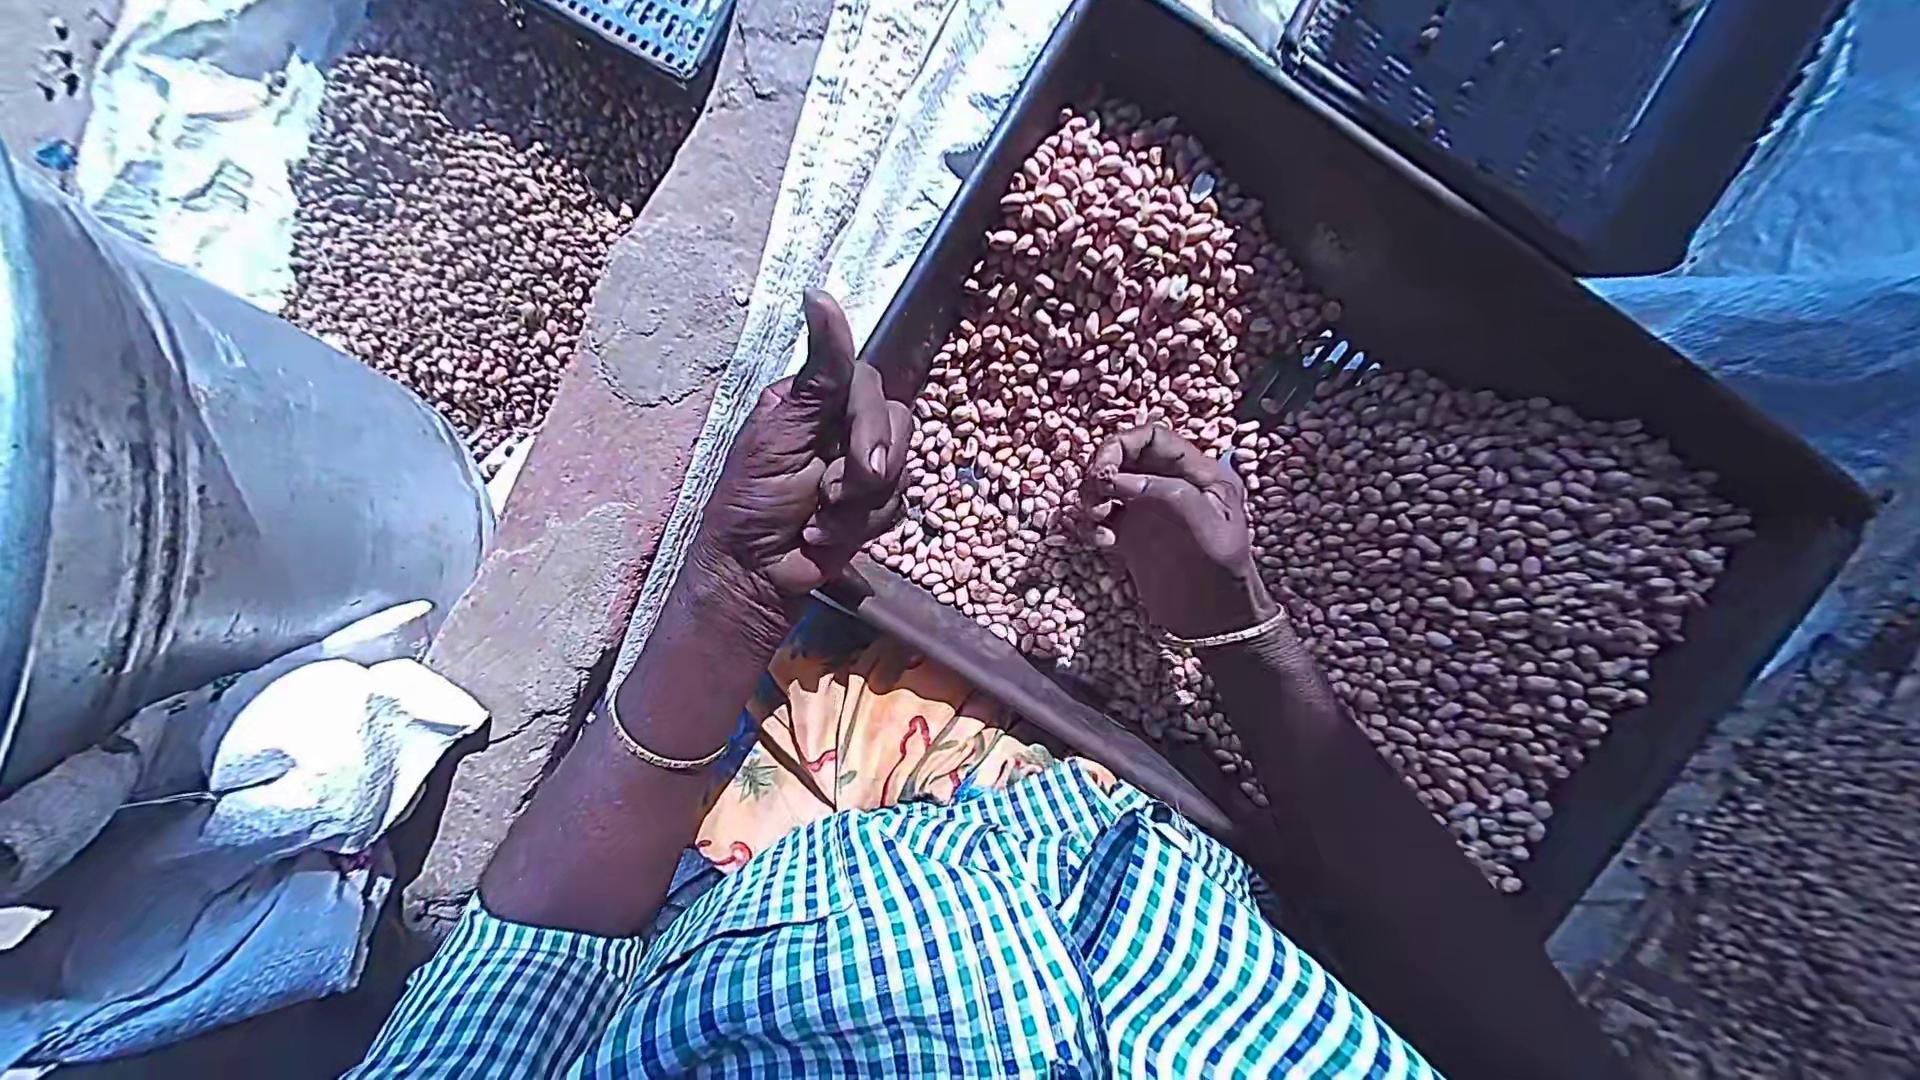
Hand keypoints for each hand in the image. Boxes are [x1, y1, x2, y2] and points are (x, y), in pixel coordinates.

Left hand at [691, 290, 912, 619]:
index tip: (855, 460)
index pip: (869, 384)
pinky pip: (900, 502)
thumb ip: (817, 376)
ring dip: (860, 503)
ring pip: (903, 466)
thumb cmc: (753, 503)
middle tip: (829, 495)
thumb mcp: (780, 435)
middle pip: (896, 422)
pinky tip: (828, 533)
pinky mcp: (875, 502)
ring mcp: (860, 464)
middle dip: (866, 469)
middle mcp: (842, 426)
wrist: (756, 575)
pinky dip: (866, 524)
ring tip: (819, 517)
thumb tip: (819, 295)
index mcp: (815, 400)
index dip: (869, 423)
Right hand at [1081, 425, 1278, 638]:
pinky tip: (1100, 541)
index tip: (1105, 471)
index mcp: (1197, 473)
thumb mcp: (1209, 531)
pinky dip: (1089, 524)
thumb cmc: (1224, 576)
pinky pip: (1097, 515)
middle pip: (1121, 455)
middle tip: (1094, 497)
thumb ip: (1171, 497)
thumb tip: (1120, 480)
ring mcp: (1145, 508)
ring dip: (1090, 497)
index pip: (1152, 436)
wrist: (1215, 622)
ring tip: (1097, 521)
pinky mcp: (1128, 533)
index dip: (1122, 444)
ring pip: (1104, 484)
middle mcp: (1167, 484)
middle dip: (1099, 470)